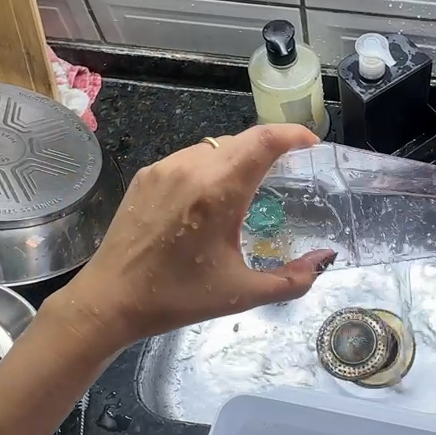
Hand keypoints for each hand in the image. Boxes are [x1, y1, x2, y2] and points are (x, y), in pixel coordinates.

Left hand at [41, 124, 335, 356]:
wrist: (110, 300)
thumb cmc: (177, 298)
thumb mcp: (242, 294)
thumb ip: (292, 279)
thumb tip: (325, 259)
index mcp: (219, 192)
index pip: (264, 141)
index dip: (292, 134)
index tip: (310, 142)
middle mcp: (193, 168)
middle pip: (243, 139)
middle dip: (270, 146)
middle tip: (289, 166)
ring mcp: (166, 168)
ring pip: (216, 146)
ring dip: (239, 156)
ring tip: (250, 184)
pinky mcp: (147, 175)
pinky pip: (191, 156)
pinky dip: (211, 165)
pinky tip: (210, 195)